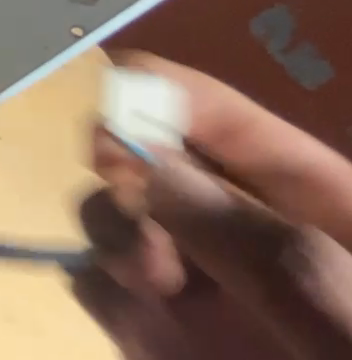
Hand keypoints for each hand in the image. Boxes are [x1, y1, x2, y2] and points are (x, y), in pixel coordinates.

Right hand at [75, 54, 351, 357]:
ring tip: (145, 277)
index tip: (113, 94)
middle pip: (154, 163)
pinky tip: (135, 314)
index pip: (238, 128)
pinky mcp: (159, 339)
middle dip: (125, 166)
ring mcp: (206, 295)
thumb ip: (272, 252)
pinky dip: (101, 283)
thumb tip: (145, 160)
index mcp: (333, 224)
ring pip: (117, 216)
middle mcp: (255, 246)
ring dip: (112, 228)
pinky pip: (100, 283)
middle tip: (120, 186)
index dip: (172, 97)